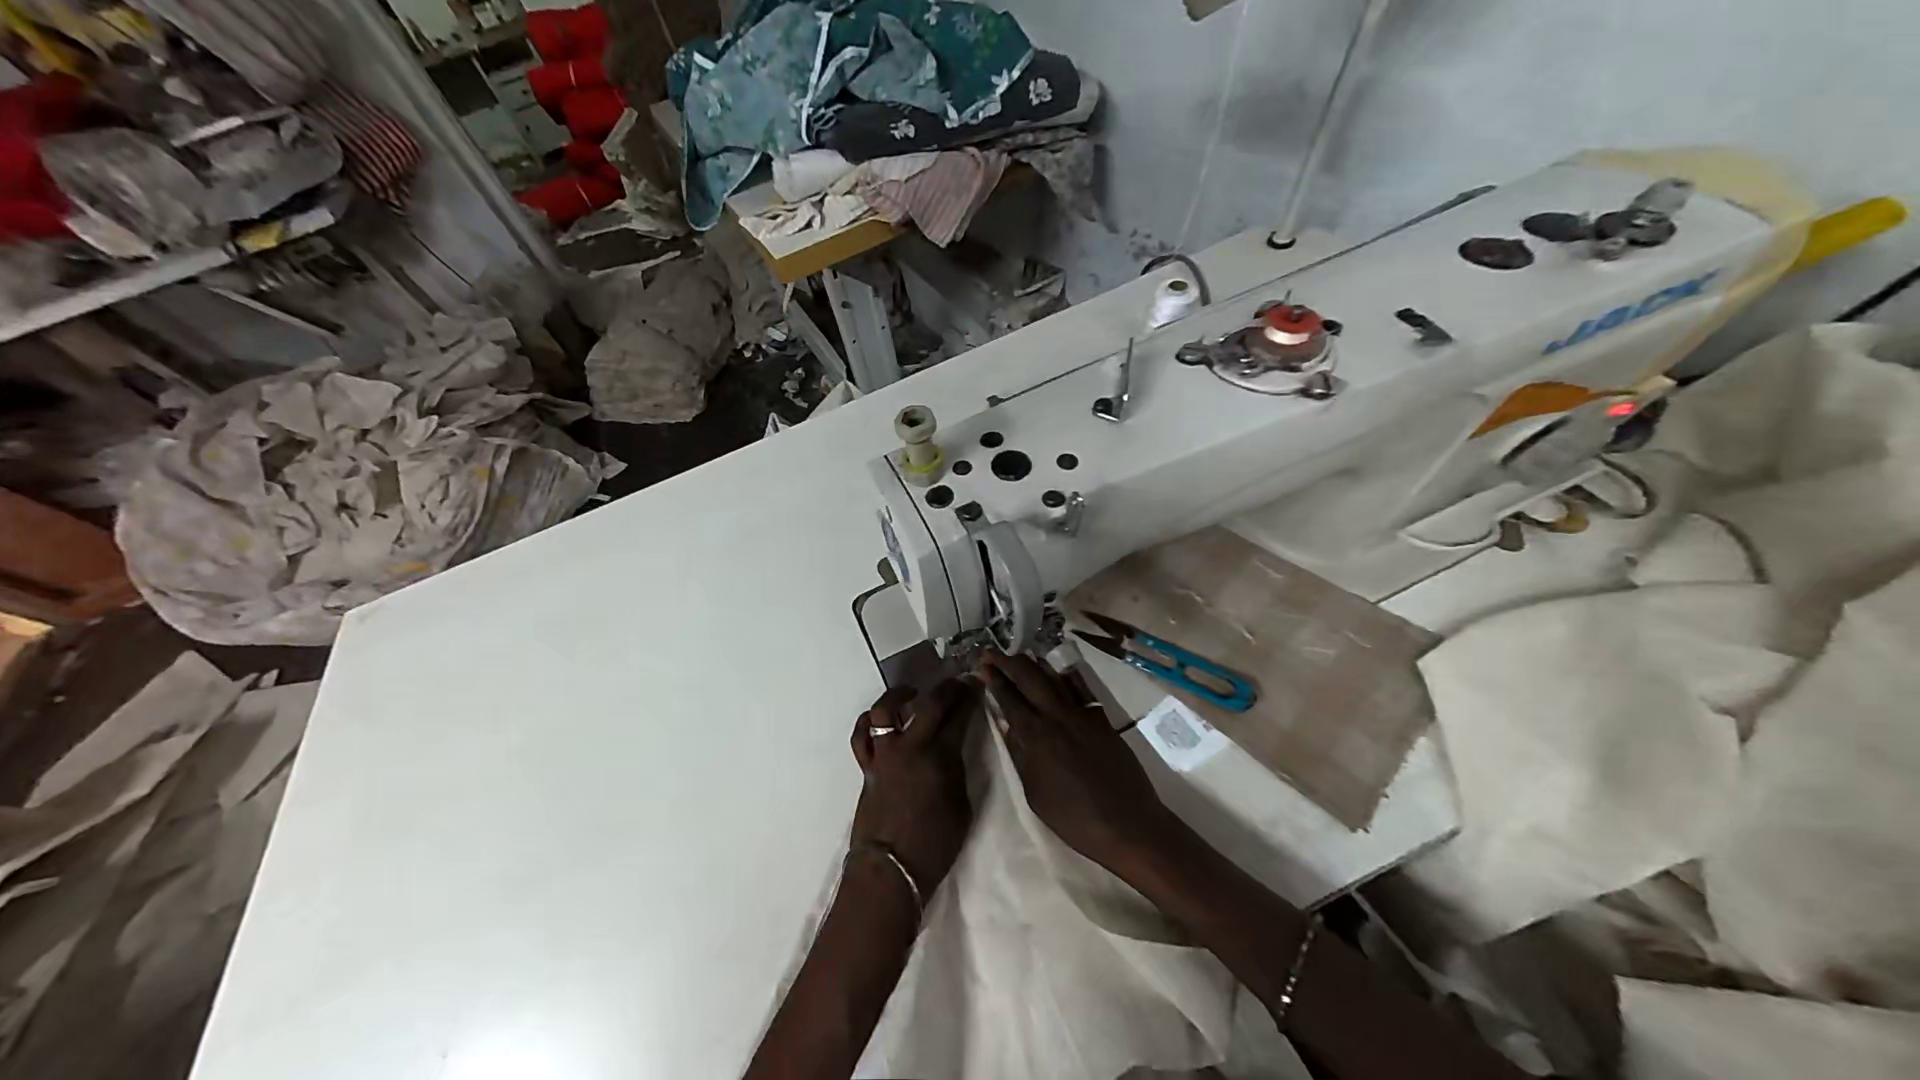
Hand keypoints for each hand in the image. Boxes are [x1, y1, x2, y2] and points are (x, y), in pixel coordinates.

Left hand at [848, 679, 978, 893]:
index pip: (959, 716)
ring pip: (885, 711)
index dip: (970, 696)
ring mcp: (884, 755)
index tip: (976, 683)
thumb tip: (951, 753)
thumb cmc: (935, 844)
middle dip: (946, 689)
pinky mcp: (866, 767)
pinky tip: (877, 718)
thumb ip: (956, 771)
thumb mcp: (962, 806)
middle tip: (956, 685)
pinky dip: (868, 722)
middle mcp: (910, 747)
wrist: (891, 869)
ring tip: (911, 693)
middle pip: (929, 704)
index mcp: (940, 757)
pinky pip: (861, 736)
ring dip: (899, 696)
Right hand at [977, 651, 1183, 874]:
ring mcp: (1082, 714)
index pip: (1009, 698)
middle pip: (1029, 678)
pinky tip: (1059, 669)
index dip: (993, 679)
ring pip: (1054, 678)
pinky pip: (1081, 689)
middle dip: (1007, 662)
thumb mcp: (1035, 792)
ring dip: (1034, 663)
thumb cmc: (1073, 817)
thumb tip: (1009, 726)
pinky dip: (1067, 676)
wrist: (1127, 823)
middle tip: (992, 652)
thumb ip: (1021, 755)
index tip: (981, 665)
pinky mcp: (1102, 719)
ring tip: (1019, 654)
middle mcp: (1057, 717)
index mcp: (1035, 737)